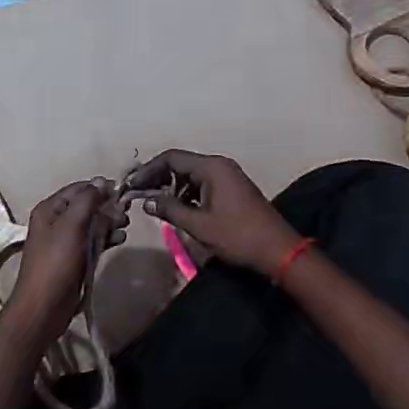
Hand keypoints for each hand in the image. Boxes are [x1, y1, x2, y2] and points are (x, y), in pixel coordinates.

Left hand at [7, 179, 117, 340]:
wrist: (44, 306)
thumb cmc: (56, 263)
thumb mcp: (71, 226)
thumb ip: (87, 201)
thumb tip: (101, 182)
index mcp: (50, 209)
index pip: (79, 189)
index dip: (100, 188)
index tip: (123, 193)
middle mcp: (56, 221)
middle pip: (87, 205)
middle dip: (107, 207)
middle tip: (126, 213)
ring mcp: (66, 241)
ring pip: (92, 223)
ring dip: (110, 222)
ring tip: (125, 226)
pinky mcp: (75, 258)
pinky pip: (93, 241)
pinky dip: (107, 238)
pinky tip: (120, 239)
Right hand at [126, 151, 302, 275]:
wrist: (278, 250)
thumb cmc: (238, 236)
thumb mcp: (199, 225)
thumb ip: (170, 210)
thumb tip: (147, 201)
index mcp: (212, 167)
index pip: (171, 158)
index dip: (148, 170)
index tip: (131, 185)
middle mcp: (219, 165)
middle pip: (180, 164)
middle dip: (157, 178)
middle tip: (137, 194)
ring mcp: (228, 176)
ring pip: (191, 175)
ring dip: (171, 187)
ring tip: (153, 204)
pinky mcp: (232, 189)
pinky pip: (202, 184)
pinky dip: (187, 194)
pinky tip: (176, 209)